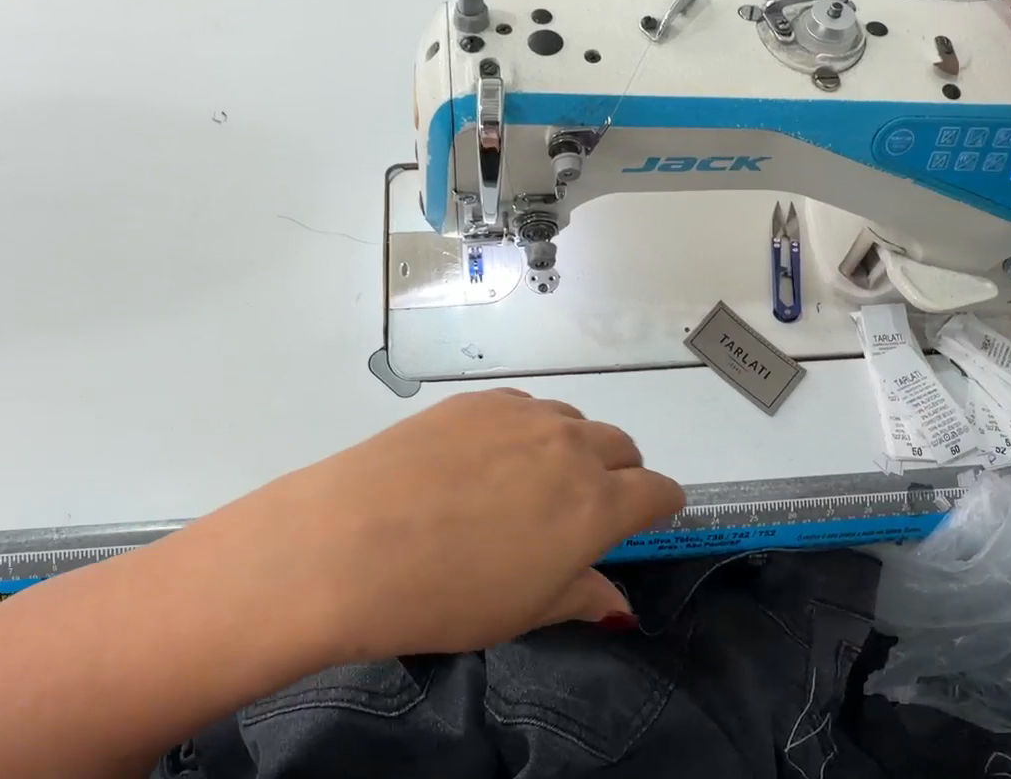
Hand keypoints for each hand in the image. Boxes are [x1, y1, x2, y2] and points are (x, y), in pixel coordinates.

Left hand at [182, 389, 683, 660]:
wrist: (352, 540)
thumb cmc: (445, 595)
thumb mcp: (523, 611)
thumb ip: (581, 595)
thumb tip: (617, 603)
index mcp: (597, 504)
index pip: (658, 491)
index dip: (658, 507)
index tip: (645, 519)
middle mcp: (570, 448)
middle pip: (621, 446)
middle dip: (617, 474)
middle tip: (582, 507)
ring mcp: (521, 416)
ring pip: (572, 421)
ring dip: (570, 448)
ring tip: (529, 481)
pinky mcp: (477, 400)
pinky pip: (524, 407)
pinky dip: (525, 428)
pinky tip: (488, 457)